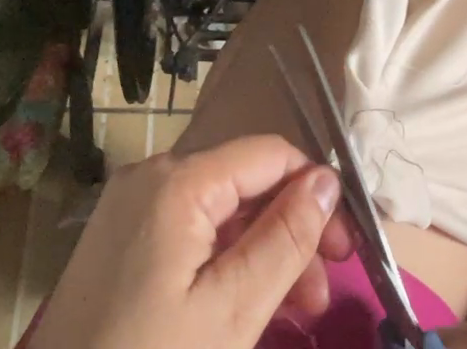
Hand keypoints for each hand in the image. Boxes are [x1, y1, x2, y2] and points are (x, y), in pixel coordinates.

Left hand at [26, 134, 355, 348]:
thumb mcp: (232, 310)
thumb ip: (284, 238)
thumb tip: (327, 178)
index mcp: (177, 180)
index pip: (267, 154)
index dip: (314, 193)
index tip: (345, 253)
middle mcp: (150, 176)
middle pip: (243, 183)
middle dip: (290, 231)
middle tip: (321, 299)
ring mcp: (130, 206)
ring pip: (218, 211)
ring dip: (262, 251)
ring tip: (295, 313)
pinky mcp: (120, 237)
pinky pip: (188, 231)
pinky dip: (224, 260)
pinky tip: (245, 303)